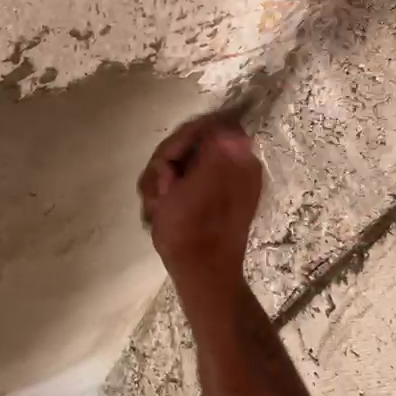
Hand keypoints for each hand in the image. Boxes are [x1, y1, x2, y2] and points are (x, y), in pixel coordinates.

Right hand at [138, 115, 264, 295]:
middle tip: (162, 192)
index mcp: (237, 160)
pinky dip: (164, 196)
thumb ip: (214, 148)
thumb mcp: (200, 183)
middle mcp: (231, 166)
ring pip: (175, 163)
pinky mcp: (205, 198)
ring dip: (159, 184)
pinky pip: (177, 182)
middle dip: (165, 166)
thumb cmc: (194, 230)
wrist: (200, 274)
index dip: (180, 141)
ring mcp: (217, 182)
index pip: (206, 125)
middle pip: (186, 143)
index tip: (168, 167)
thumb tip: (231, 121)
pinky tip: (161, 212)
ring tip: (159, 207)